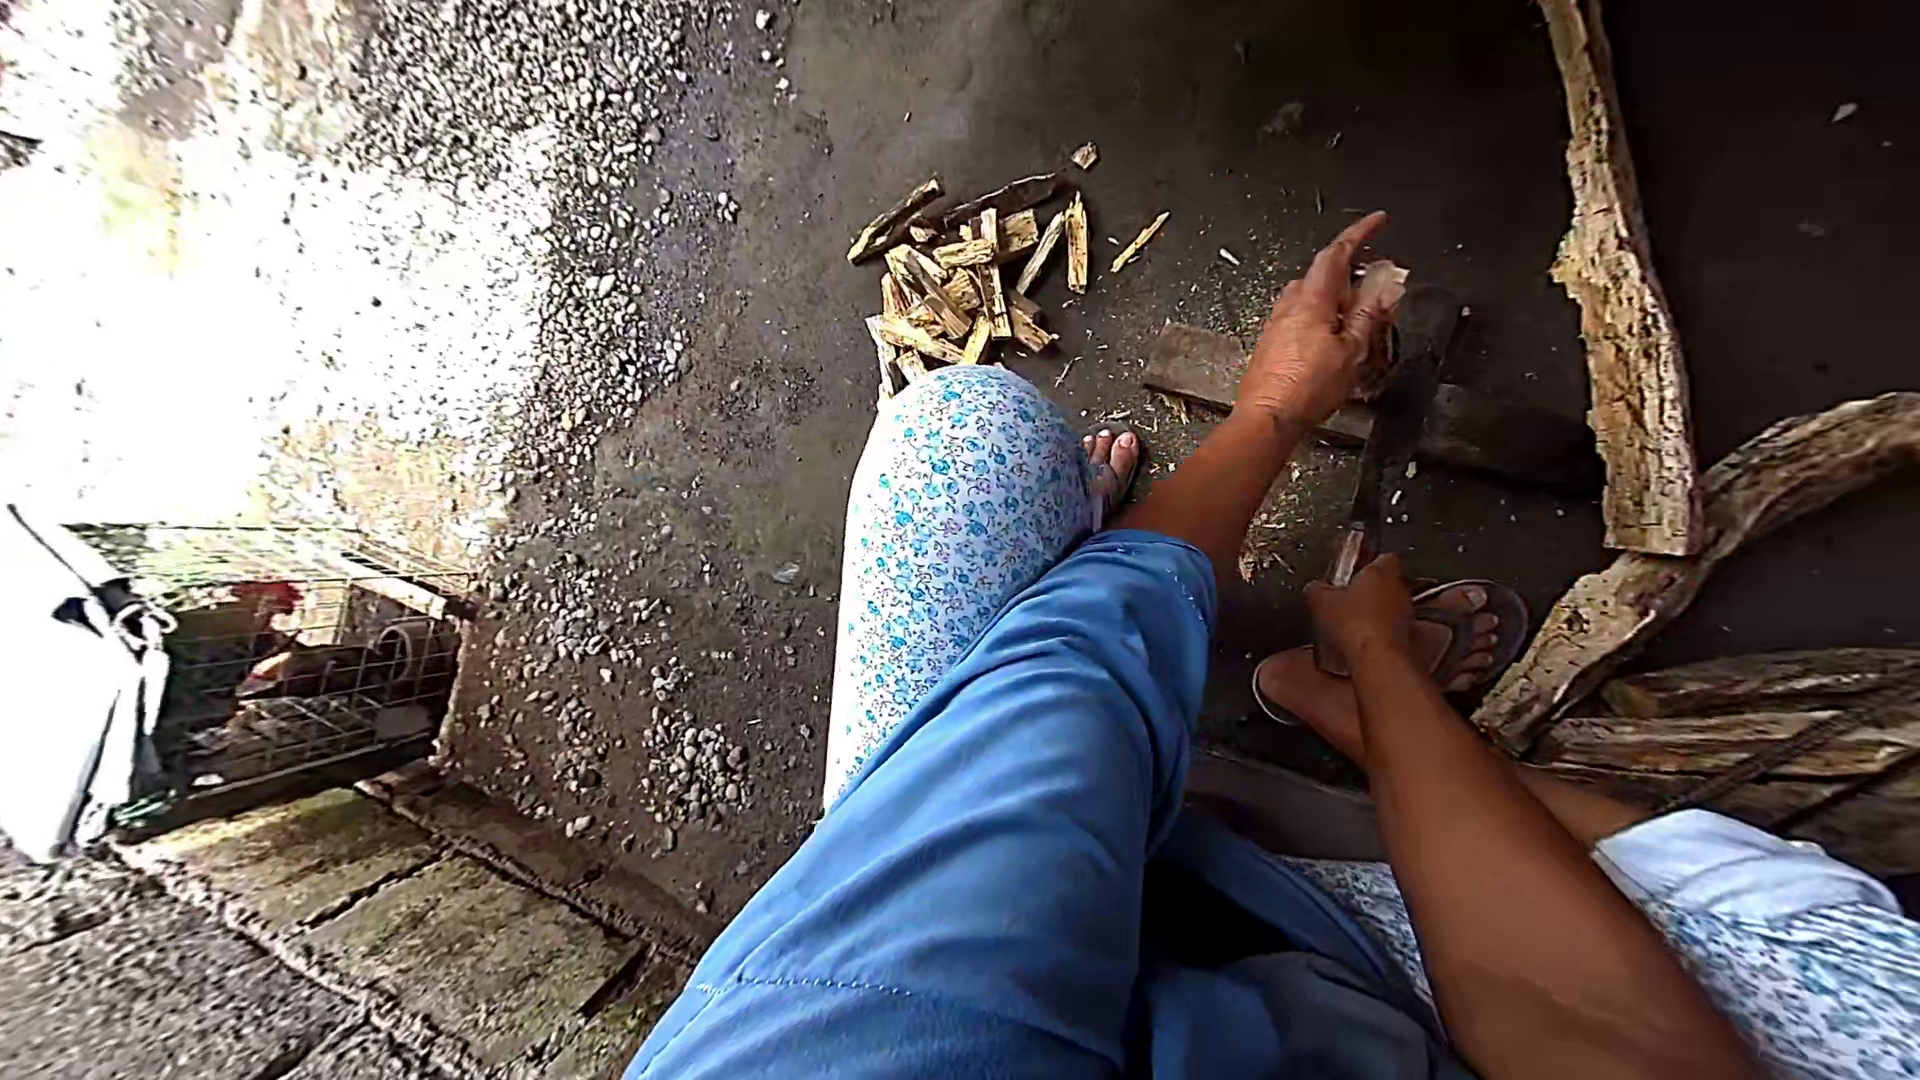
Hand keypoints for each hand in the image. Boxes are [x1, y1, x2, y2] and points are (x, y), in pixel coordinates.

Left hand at [1235, 211, 1391, 427]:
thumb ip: (1370, 315)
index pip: (1335, 254)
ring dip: (1330, 303)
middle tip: (1371, 291)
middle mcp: (1285, 311)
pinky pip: (1294, 324)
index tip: (1376, 221)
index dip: (1358, 234)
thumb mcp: (1353, 351)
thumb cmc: (1303, 390)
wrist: (1267, 420)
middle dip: (1347, 277)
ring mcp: (1273, 330)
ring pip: (1305, 302)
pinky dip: (1315, 324)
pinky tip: (1326, 345)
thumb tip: (1386, 288)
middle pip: (1318, 278)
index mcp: (1309, 302)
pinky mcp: (1267, 349)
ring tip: (1352, 324)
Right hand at [1305, 552, 1413, 662]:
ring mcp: (1407, 614)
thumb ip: (1317, 588)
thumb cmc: (1351, 622)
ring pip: (1388, 605)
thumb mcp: (1319, 600)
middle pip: (1385, 582)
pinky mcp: (1408, 637)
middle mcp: (1399, 590)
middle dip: (1367, 588)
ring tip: (1348, 621)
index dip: (1368, 561)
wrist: (1377, 659)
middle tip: (1344, 597)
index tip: (1353, 569)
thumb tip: (1316, 587)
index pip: (1383, 558)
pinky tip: (1358, 639)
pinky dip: (1376, 630)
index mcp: (1381, 573)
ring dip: (1373, 610)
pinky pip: (1389, 627)